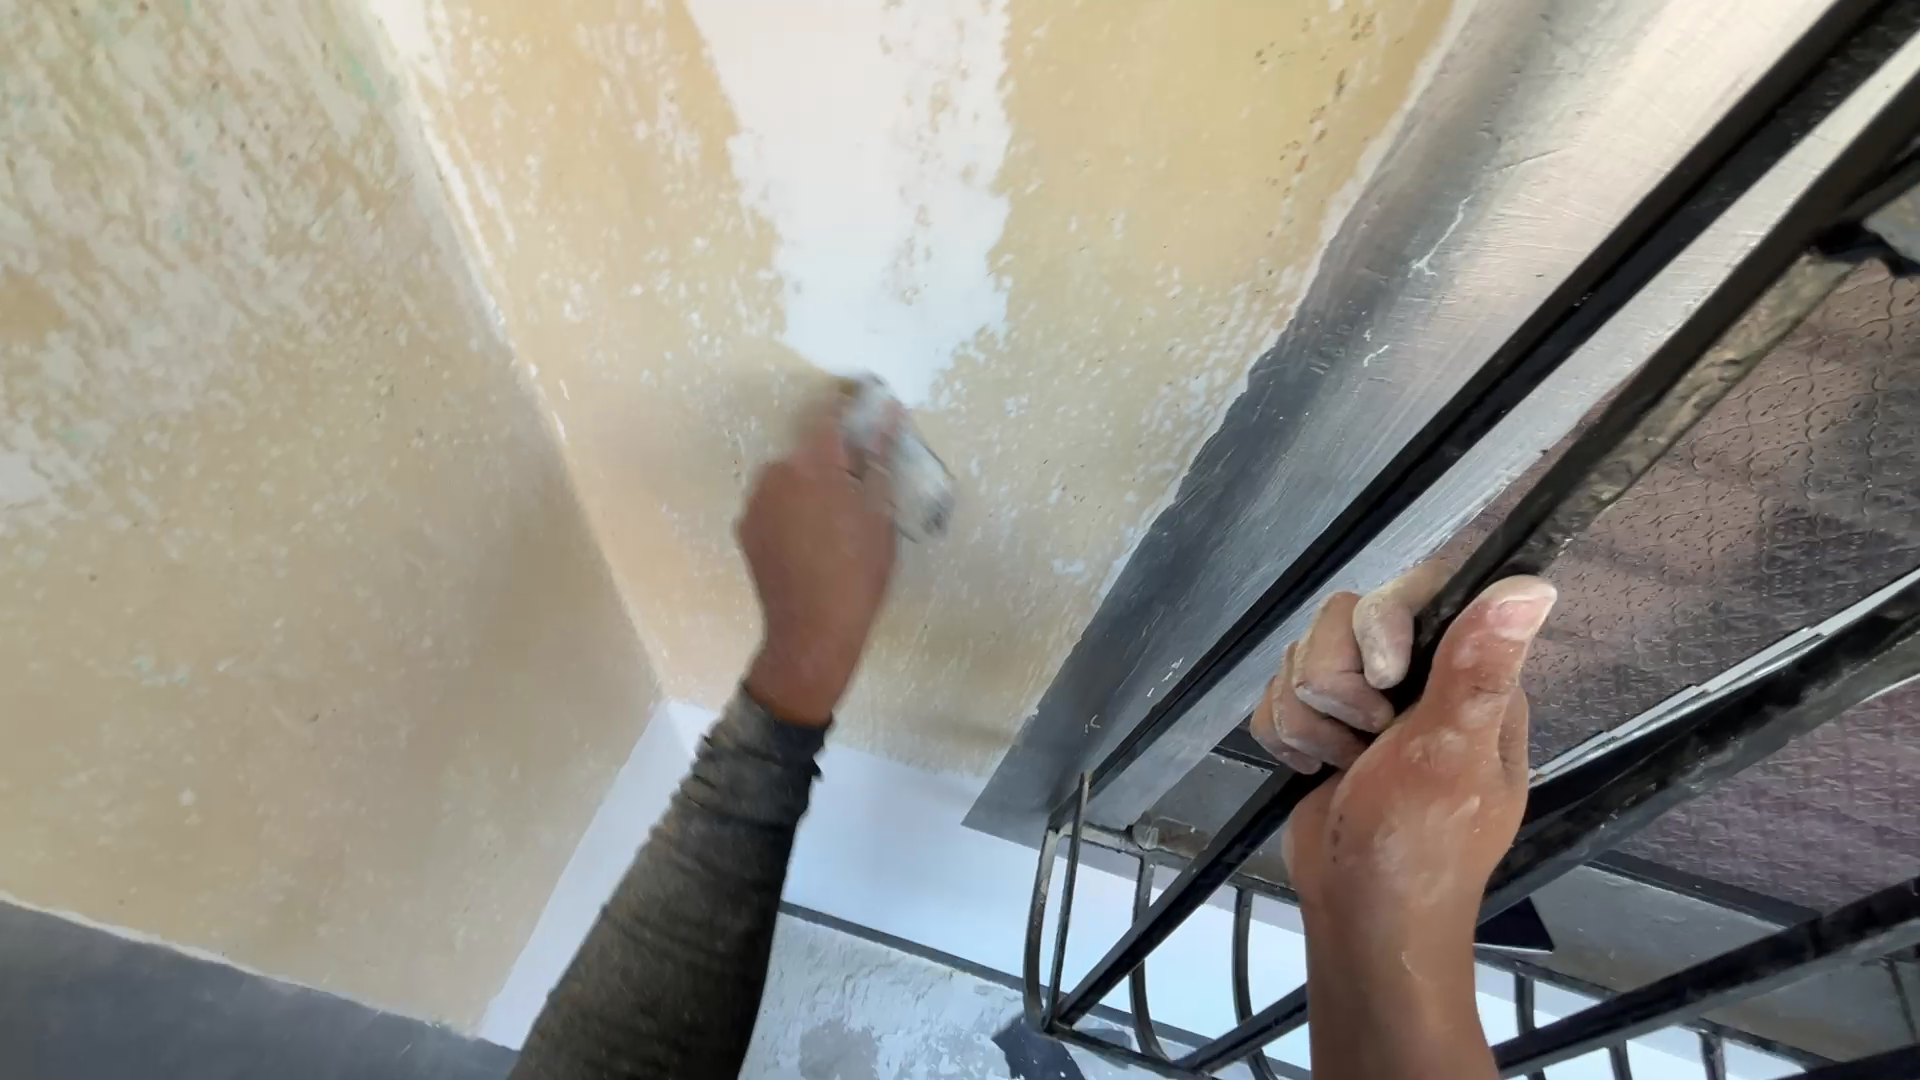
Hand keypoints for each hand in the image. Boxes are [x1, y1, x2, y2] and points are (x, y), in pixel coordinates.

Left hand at [739, 393, 899, 726]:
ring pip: (789, 475)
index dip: (846, 401)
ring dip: (811, 481)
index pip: (826, 412)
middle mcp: (776, 472)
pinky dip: (793, 506)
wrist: (813, 630)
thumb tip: (890, 413)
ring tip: (835, 518)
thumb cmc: (858, 572)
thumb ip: (881, 458)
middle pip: (807, 446)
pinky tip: (812, 537)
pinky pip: (774, 502)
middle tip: (859, 481)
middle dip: (832, 454)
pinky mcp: (746, 527)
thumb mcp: (880, 514)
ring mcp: (755, 501)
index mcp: (814, 464)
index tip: (864, 399)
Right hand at [1251, 563, 1554, 937]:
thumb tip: (1535, 583)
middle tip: (1363, 738)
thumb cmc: (1416, 845)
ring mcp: (1358, 700)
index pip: (1416, 592)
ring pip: (1299, 657)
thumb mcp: (1449, 758)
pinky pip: (1272, 693)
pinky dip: (1282, 735)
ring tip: (1337, 763)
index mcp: (1466, 677)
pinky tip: (1309, 767)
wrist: (1357, 910)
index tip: (1380, 679)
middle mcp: (1412, 678)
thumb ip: (1476, 671)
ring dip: (1306, 720)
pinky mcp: (1315, 722)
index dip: (1380, 621)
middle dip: (1333, 686)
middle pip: (1338, 620)